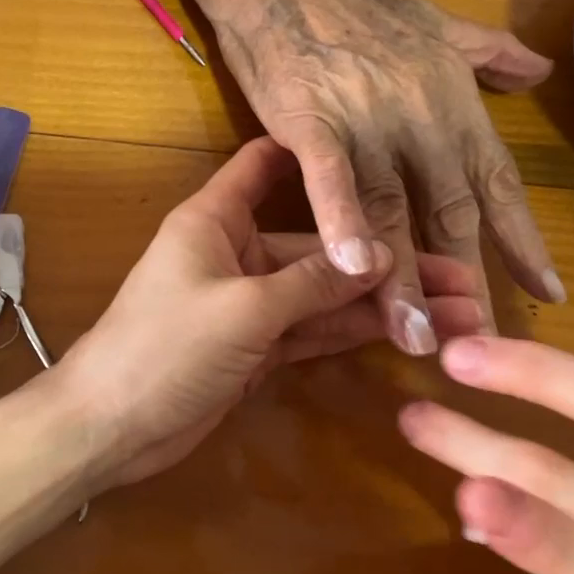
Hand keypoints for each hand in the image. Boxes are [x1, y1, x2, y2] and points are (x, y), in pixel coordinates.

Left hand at [59, 138, 480, 488]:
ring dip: (380, 300)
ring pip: (322, 293)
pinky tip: (408, 331)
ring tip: (459, 307)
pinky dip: (352, 332)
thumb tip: (382, 254)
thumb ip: (311, 283)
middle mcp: (234, 252)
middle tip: (462, 271)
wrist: (111, 426)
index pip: (266, 165)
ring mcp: (247, 303)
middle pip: (316, 242)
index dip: (317, 153)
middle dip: (383, 257)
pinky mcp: (255, 347)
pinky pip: (311, 330)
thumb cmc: (164, 348)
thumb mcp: (242, 309)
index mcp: (215, 219)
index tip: (383, 147)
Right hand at [213, 0, 564, 355]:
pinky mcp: (310, 121)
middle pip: (451, 211)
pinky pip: (331, 180)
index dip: (522, 239)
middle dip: (469, 280)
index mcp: (451, 100)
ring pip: (393, 210)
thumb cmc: (351, 5)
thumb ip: (487, 53)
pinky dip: (343, 222)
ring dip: (406, 279)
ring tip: (416, 339)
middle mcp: (420, 117)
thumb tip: (536, 70)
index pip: (497, 182)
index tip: (549, 292)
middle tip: (485, 343)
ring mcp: (365, 120)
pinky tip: (354, 269)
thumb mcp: (434, 22)